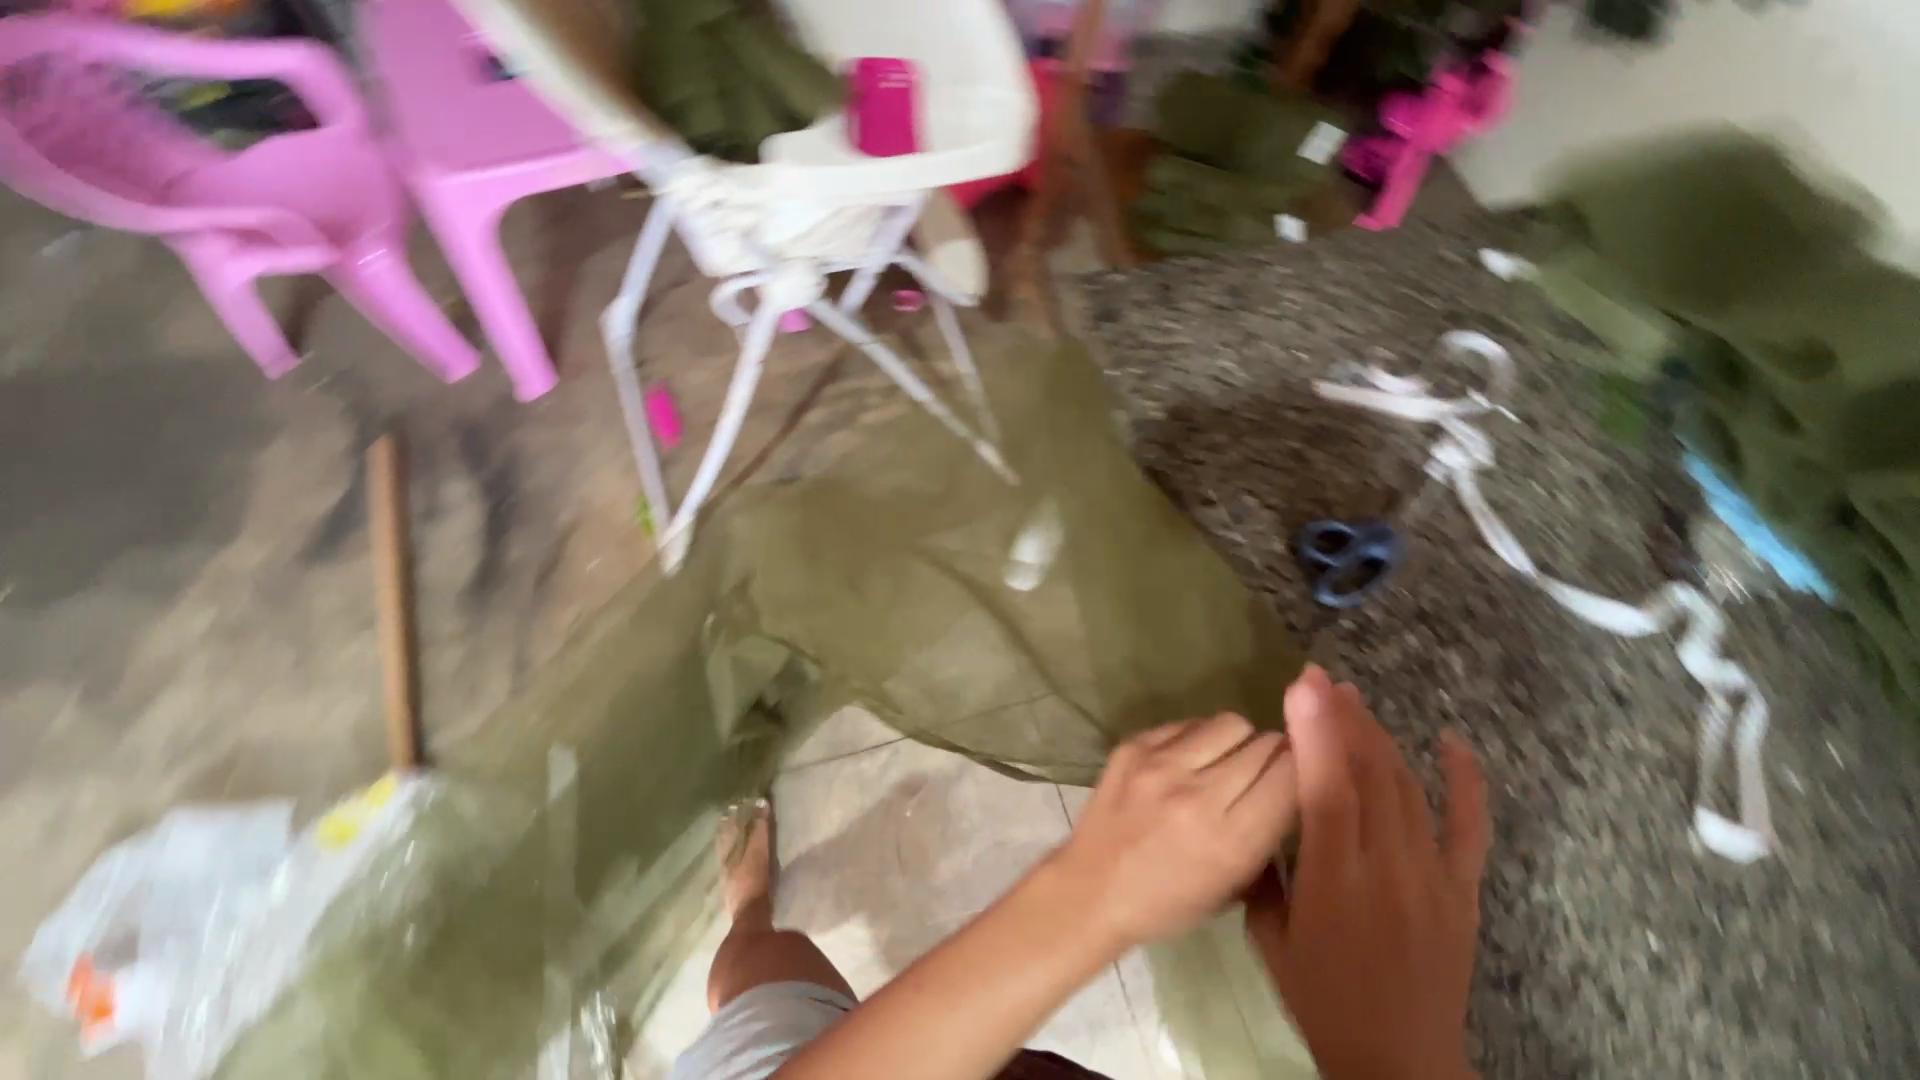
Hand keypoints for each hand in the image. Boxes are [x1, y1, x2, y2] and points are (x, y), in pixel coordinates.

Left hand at [1050, 713, 1296, 950]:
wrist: (1091, 889)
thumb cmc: (1169, 903)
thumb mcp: (1236, 886)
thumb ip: (1269, 834)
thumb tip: (1295, 782)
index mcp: (1232, 840)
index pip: (1293, 775)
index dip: (1304, 769)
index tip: (1301, 774)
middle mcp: (1199, 795)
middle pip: (1266, 744)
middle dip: (1274, 754)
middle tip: (1264, 770)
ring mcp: (1161, 766)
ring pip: (1230, 723)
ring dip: (1238, 740)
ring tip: (1226, 761)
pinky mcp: (1132, 746)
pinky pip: (1188, 723)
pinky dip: (1198, 737)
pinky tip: (1189, 760)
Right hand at [1246, 665, 1490, 1079]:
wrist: (1399, 1059)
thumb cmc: (1320, 995)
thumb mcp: (1269, 936)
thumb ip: (1264, 870)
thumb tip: (1259, 811)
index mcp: (1336, 884)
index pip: (1328, 791)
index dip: (1316, 732)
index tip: (1303, 684)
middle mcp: (1389, 871)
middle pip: (1371, 777)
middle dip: (1345, 720)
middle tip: (1322, 679)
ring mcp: (1434, 878)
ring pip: (1409, 790)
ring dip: (1381, 739)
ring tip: (1355, 700)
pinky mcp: (1463, 891)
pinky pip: (1470, 827)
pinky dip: (1465, 780)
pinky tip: (1451, 741)